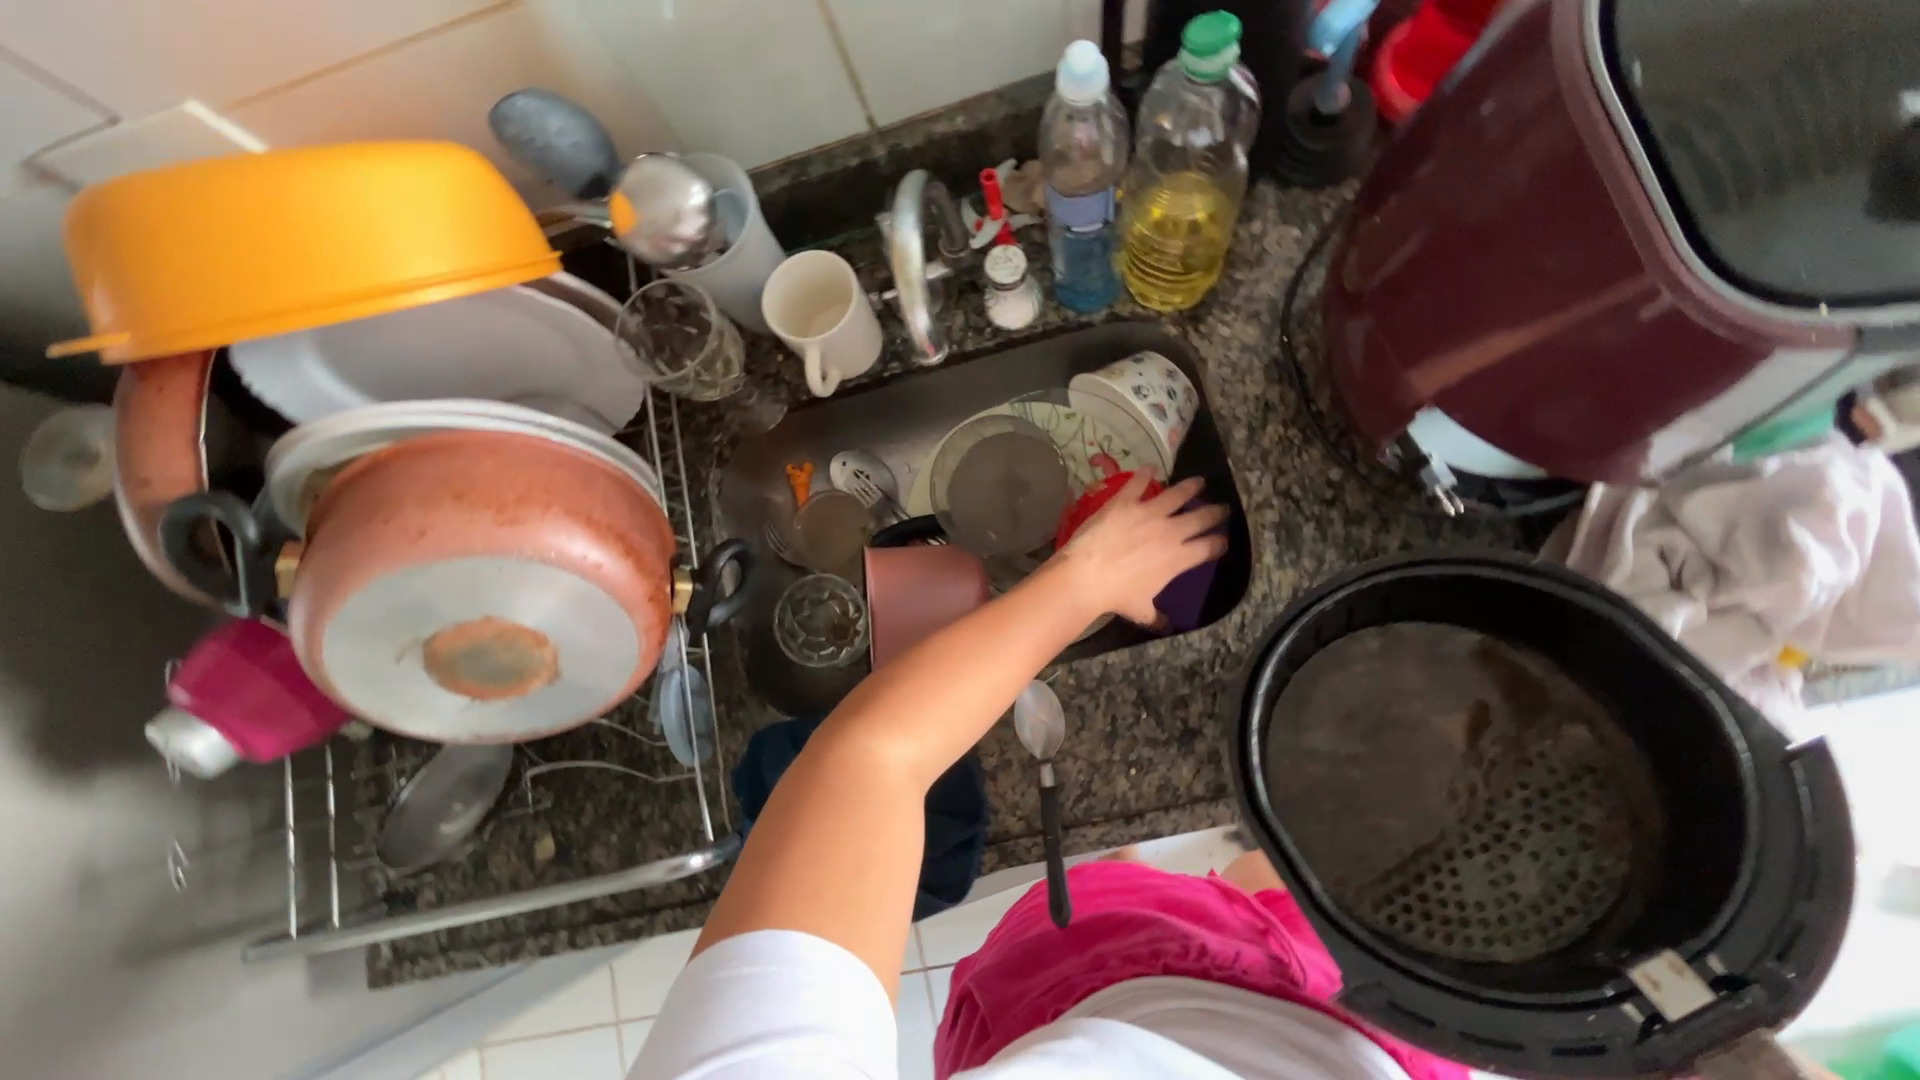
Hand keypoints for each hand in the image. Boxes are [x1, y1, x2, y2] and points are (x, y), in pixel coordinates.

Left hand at [1050, 473, 1228, 625]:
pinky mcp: (1125, 501)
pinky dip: (1146, 473)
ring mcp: (1149, 513)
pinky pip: (1139, 482)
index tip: (1223, 540)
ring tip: (1198, 482)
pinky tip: (1151, 467)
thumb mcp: (1141, 610)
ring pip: (1178, 494)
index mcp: (1179, 558)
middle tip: (1222, 507)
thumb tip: (1165, 626)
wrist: (1087, 576)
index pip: (1209, 548)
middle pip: (1201, 517)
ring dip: (1190, 487)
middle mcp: (1171, 531)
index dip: (1219, 543)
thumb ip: (1156, 616)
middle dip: (1215, 511)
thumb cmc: (1116, 597)